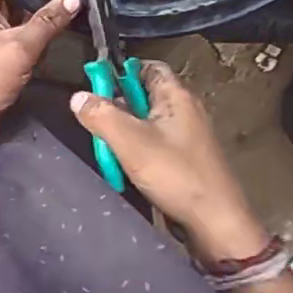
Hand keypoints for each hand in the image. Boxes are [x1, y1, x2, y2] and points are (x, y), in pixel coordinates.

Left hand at [0, 0, 80, 127]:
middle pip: (18, 2)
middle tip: (71, 5)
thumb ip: (49, 21)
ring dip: (38, 28)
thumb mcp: (23, 46)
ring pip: (20, 23)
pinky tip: (49, 44)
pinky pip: (17, 41)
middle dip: (41, 7)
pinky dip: (31, 44)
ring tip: (65, 22)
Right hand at [70, 61, 268, 266]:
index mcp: (176, 97)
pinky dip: (133, 154)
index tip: (94, 85)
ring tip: (109, 151)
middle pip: (140, 97)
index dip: (119, 71)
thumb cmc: (179, 177)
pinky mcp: (181, 161)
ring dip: (122, 135)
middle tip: (97, 123)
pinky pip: (149, 147)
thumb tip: (78, 98)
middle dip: (115, 109)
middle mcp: (183, 112)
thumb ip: (101, 115)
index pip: (146, 67)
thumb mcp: (130, 142)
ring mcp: (183, 138)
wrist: (214, 224)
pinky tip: (124, 169)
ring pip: (142, 124)